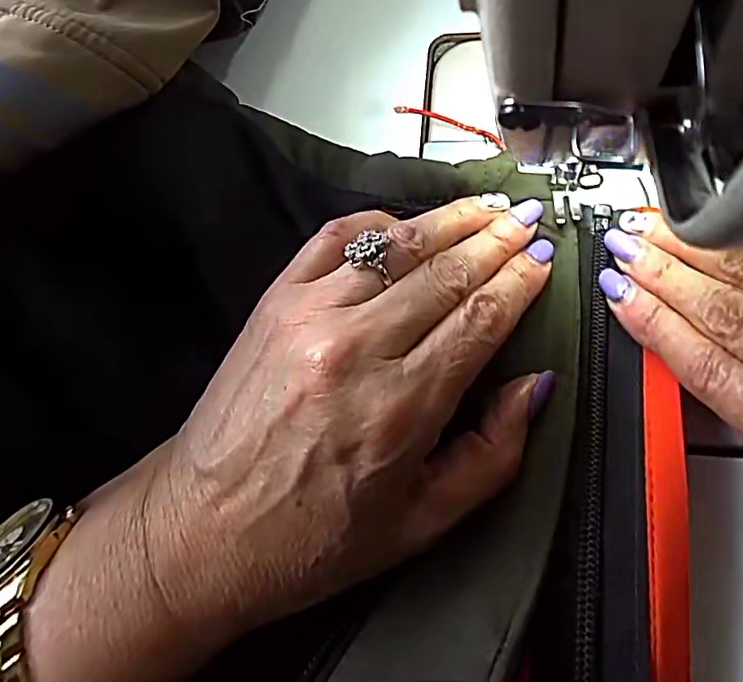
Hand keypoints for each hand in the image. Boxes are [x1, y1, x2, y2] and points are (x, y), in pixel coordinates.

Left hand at [139, 194, 557, 647]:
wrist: (196, 533)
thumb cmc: (315, 536)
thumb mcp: (422, 522)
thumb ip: (494, 453)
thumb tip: (537, 383)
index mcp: (399, 408)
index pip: (480, 317)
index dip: (521, 280)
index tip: (545, 257)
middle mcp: (356, 349)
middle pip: (448, 273)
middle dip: (498, 239)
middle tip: (529, 219)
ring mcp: (310, 314)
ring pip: (399, 245)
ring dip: (452, 220)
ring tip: (488, 206)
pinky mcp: (275, 299)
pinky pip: (337, 237)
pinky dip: (381, 222)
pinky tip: (410, 223)